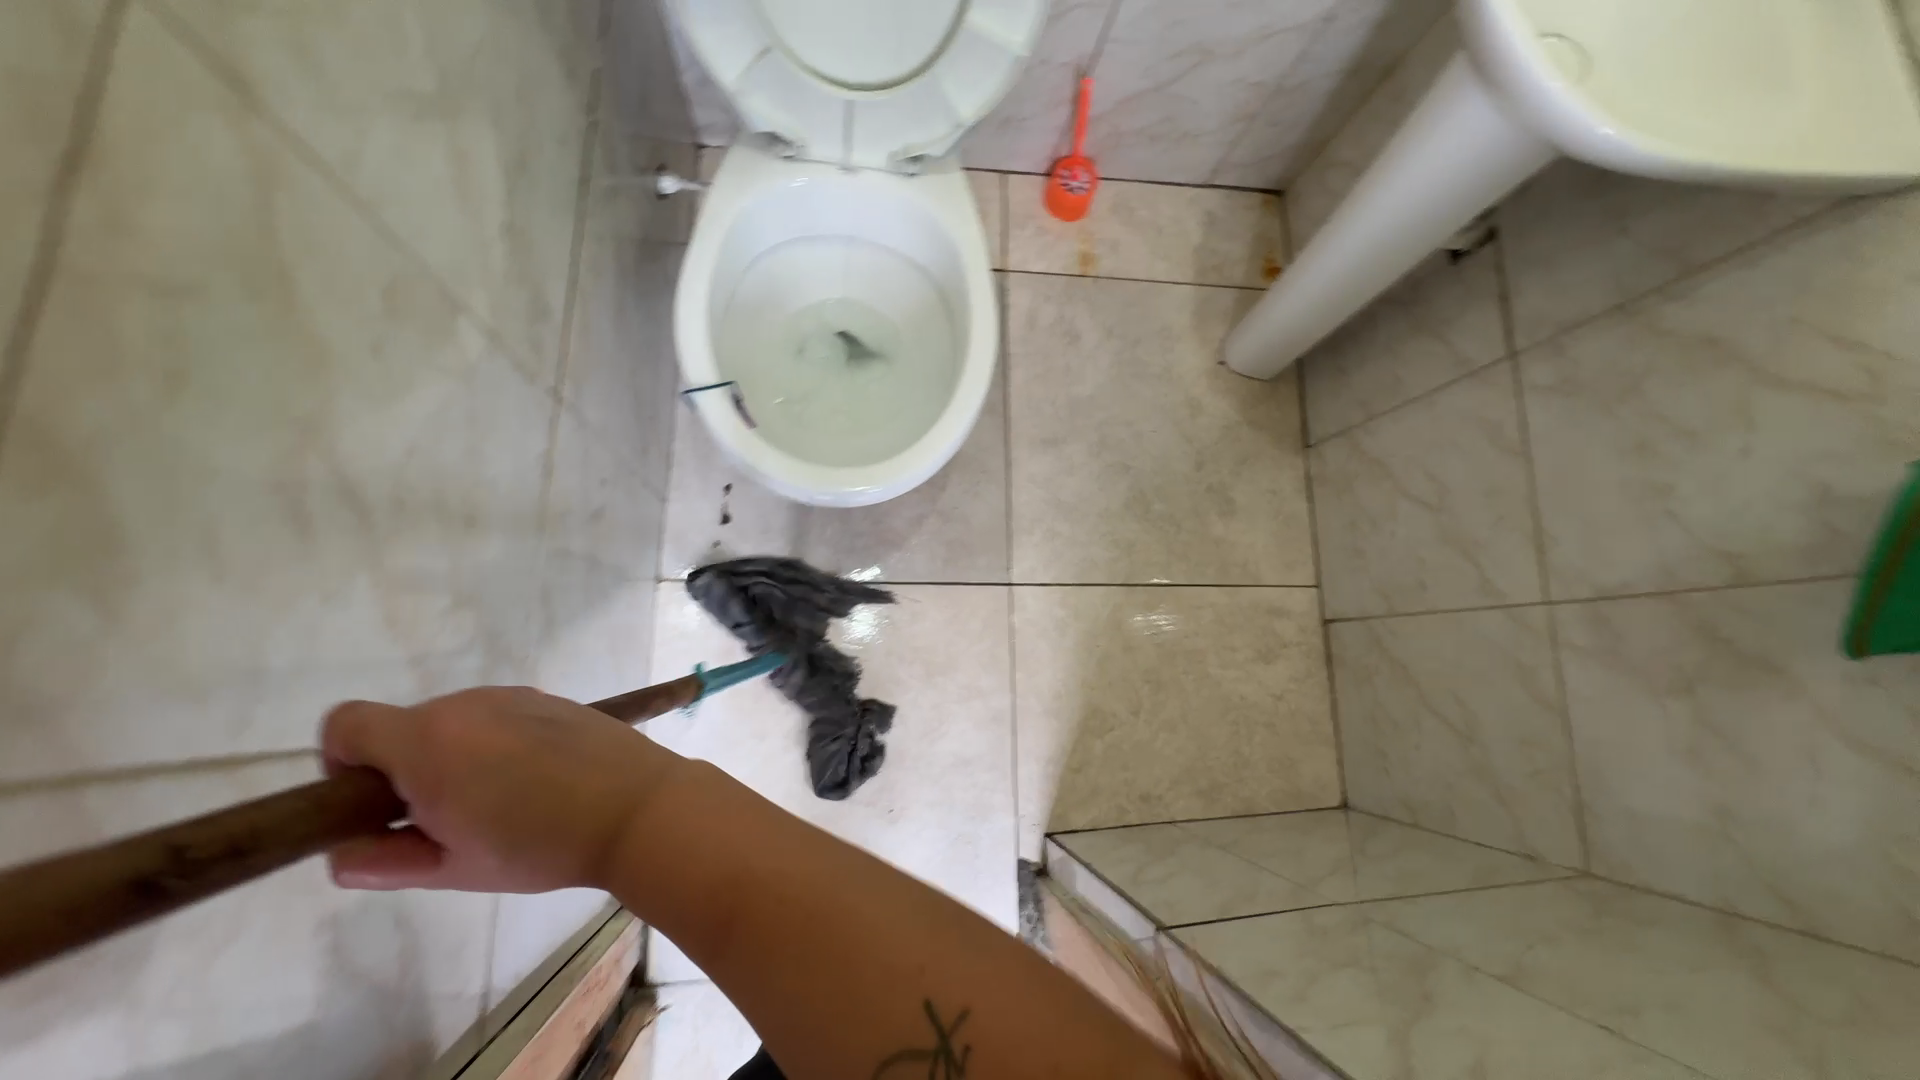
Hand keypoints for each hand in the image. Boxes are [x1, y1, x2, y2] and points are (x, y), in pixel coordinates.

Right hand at [319, 686, 685, 892]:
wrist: (637, 807)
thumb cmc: (539, 843)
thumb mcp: (452, 868)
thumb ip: (384, 861)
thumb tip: (345, 853)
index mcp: (427, 739)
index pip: (344, 724)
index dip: (343, 764)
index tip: (374, 804)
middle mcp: (467, 704)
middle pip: (405, 726)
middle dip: (408, 768)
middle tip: (447, 817)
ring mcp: (516, 696)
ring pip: (457, 722)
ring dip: (457, 755)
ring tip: (502, 802)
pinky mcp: (554, 699)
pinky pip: (503, 717)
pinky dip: (500, 743)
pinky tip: (539, 780)